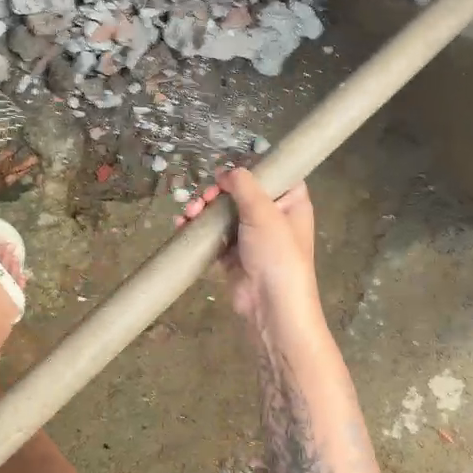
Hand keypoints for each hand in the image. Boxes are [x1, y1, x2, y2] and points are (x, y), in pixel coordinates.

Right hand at [182, 168, 321, 332]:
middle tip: (204, 197)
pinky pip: (212, 233)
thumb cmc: (276, 253)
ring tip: (189, 213)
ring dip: (203, 208)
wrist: (270, 305)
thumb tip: (226, 172)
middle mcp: (272, 216)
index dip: (251, 168)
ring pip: (223, 211)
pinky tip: (182, 225)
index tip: (229, 168)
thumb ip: (244, 185)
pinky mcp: (232, 254)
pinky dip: (197, 227)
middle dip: (217, 191)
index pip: (274, 173)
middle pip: (241, 191)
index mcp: (291, 202)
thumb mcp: (263, 212)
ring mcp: (251, 236)